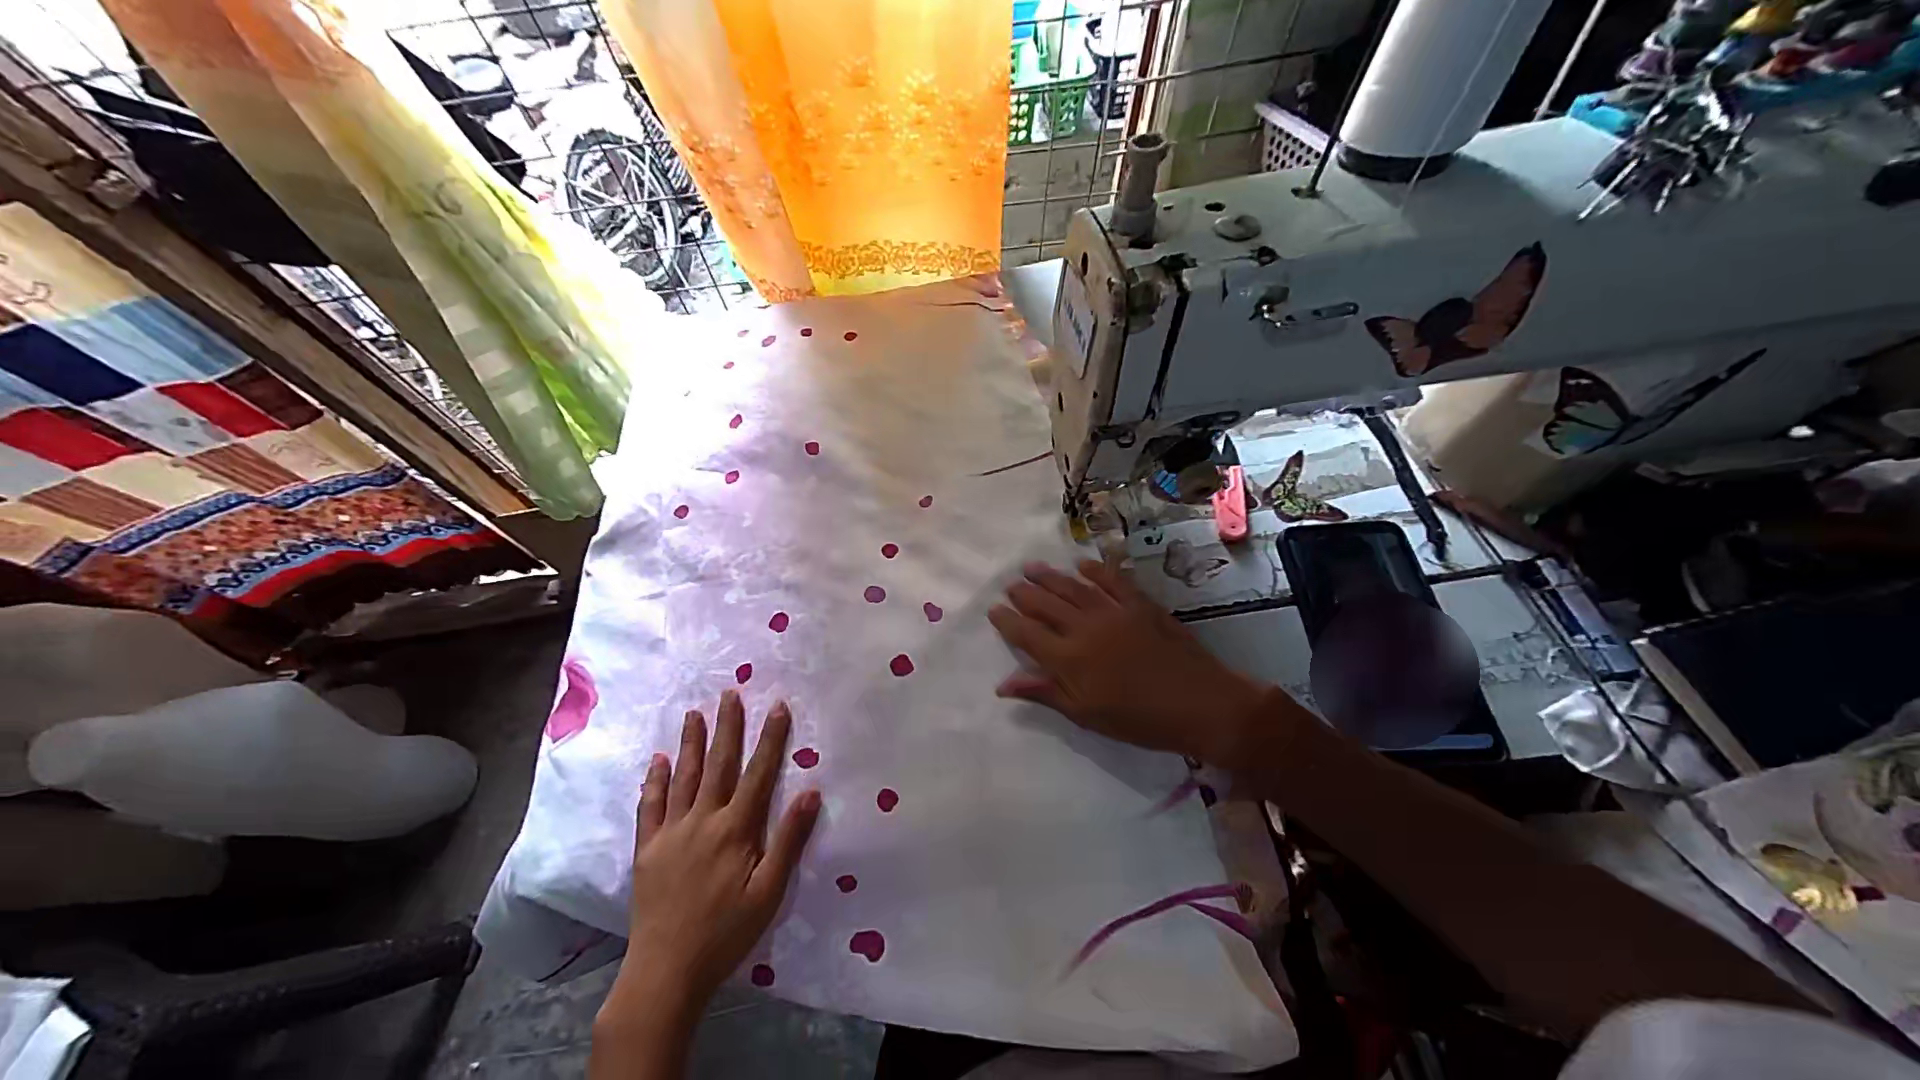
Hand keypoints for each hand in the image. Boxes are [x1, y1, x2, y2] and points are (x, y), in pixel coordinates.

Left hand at [612, 691, 820, 1014]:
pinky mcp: (648, 849)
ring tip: (695, 712)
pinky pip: (650, 806)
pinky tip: (658, 760)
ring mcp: (671, 833)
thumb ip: (789, 840)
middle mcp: (702, 821)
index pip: (758, 774)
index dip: (770, 739)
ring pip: (684, 777)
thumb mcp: (769, 892)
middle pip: (718, 765)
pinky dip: (655, 781)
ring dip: (691, 743)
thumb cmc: (726, 933)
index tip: (777, 706)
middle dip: (727, 727)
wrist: (666, 971)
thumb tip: (810, 792)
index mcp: (735, 830)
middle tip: (730, 693)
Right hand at [988, 559, 1276, 766]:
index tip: (994, 610)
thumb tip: (1003, 685)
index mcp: (1068, 659)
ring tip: (1031, 568)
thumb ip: (1045, 693)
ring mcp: (1113, 611)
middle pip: (1046, 605)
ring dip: (1050, 577)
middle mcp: (1085, 628)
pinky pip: (1112, 580)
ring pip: (1073, 587)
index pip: (1027, 634)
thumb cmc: (1139, 720)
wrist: (1199, 704)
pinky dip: (1095, 570)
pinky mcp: (1139, 604)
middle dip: (1024, 594)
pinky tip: (1082, 565)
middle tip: (1010, 585)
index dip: (1008, 622)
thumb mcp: (1086, 715)